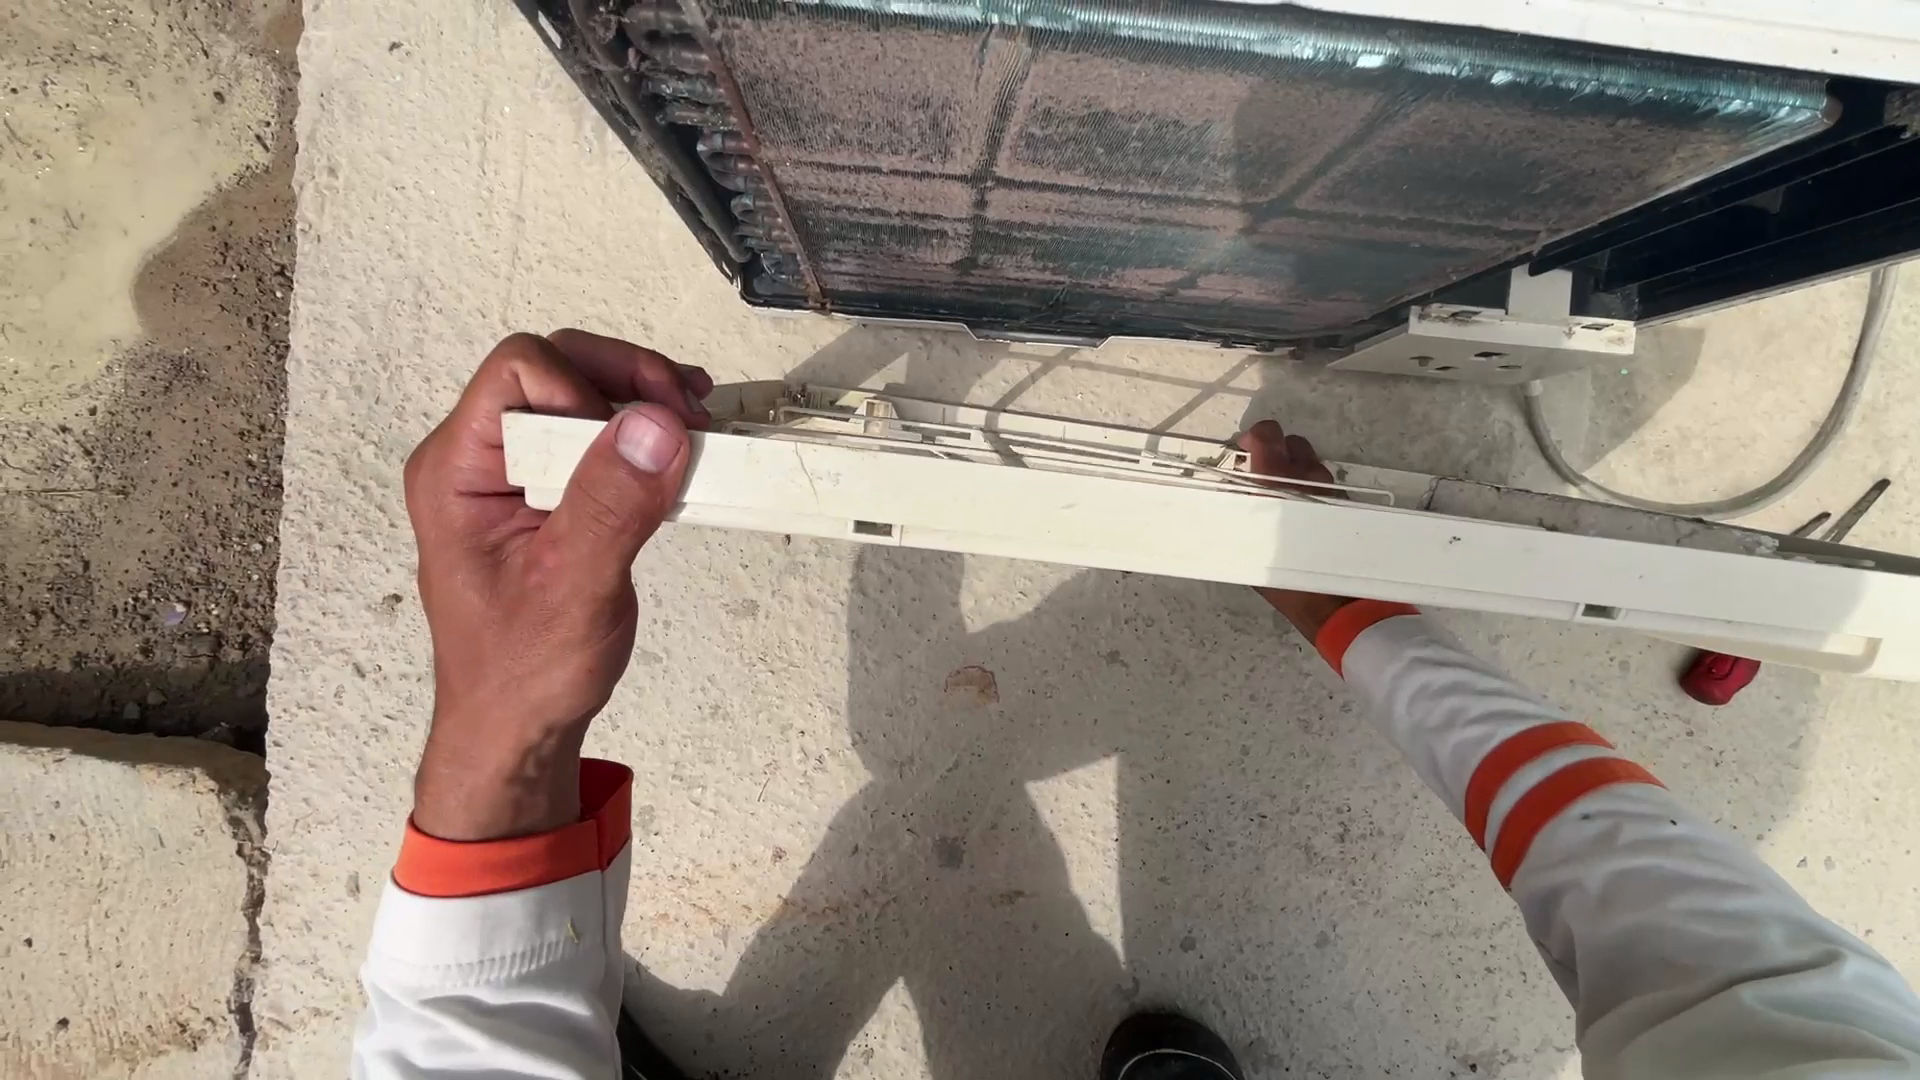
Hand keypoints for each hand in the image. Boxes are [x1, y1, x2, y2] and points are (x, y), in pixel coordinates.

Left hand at [402, 330, 713, 840]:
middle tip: (693, 416)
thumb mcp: (572, 589)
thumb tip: (658, 423)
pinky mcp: (558, 495)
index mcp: (460, 468)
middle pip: (558, 368)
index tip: (651, 438)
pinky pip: (601, 438)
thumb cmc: (529, 669)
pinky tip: (685, 445)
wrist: (521, 724)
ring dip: (647, 399)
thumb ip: (610, 506)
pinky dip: (648, 433)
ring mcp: (521, 475)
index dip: (593, 386)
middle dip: (631, 378)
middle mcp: (485, 457)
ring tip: (700, 425)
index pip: (522, 370)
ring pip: (585, 395)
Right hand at [1238, 419, 1354, 640]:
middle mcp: (1307, 474)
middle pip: (1292, 443)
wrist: (1328, 598)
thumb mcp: (1240, 539)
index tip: (1241, 453)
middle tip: (1258, 477)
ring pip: (1310, 463)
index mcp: (1276, 477)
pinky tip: (1298, 515)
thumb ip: (1231, 510)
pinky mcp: (1345, 503)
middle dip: (1274, 453)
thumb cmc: (1275, 568)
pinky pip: (1323, 485)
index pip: (1267, 434)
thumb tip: (1220, 496)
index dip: (1252, 438)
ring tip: (1279, 498)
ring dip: (1293, 472)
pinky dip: (1309, 490)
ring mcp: (1331, 487)